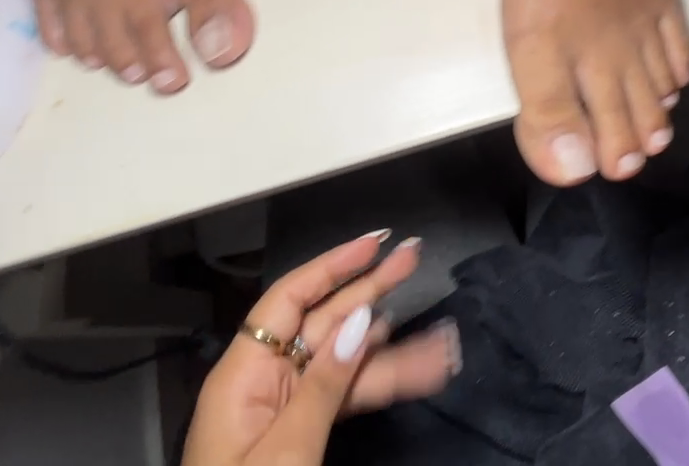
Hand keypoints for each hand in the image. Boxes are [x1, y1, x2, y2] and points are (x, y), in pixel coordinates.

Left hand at [182, 232, 460, 465]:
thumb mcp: (286, 449)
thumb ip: (325, 383)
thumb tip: (361, 318)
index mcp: (244, 373)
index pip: (290, 298)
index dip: (334, 266)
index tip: (376, 243)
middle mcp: (267, 379)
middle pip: (326, 321)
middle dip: (373, 289)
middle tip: (415, 257)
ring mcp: (288, 406)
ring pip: (347, 360)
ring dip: (396, 347)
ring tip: (443, 335)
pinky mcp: (304, 432)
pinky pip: (348, 393)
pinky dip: (380, 378)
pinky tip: (411, 361)